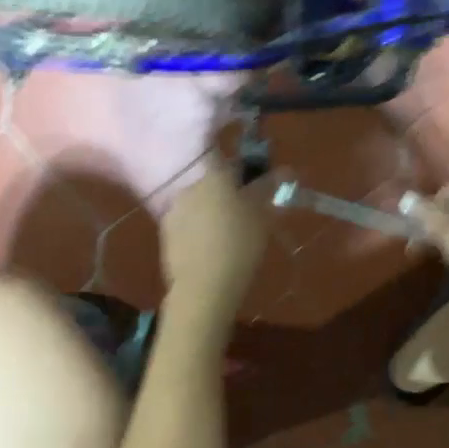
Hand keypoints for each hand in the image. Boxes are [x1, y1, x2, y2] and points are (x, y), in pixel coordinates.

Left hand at [160, 157, 267, 303]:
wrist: (203, 287)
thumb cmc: (240, 245)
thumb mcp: (262, 215)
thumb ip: (269, 187)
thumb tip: (283, 169)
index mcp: (214, 175)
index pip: (229, 160)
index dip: (244, 171)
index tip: (257, 187)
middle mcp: (190, 185)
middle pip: (213, 182)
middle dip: (229, 193)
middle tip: (248, 214)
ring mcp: (174, 210)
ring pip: (200, 202)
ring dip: (213, 211)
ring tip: (229, 235)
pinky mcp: (165, 233)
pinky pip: (188, 222)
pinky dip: (199, 229)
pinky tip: (211, 249)